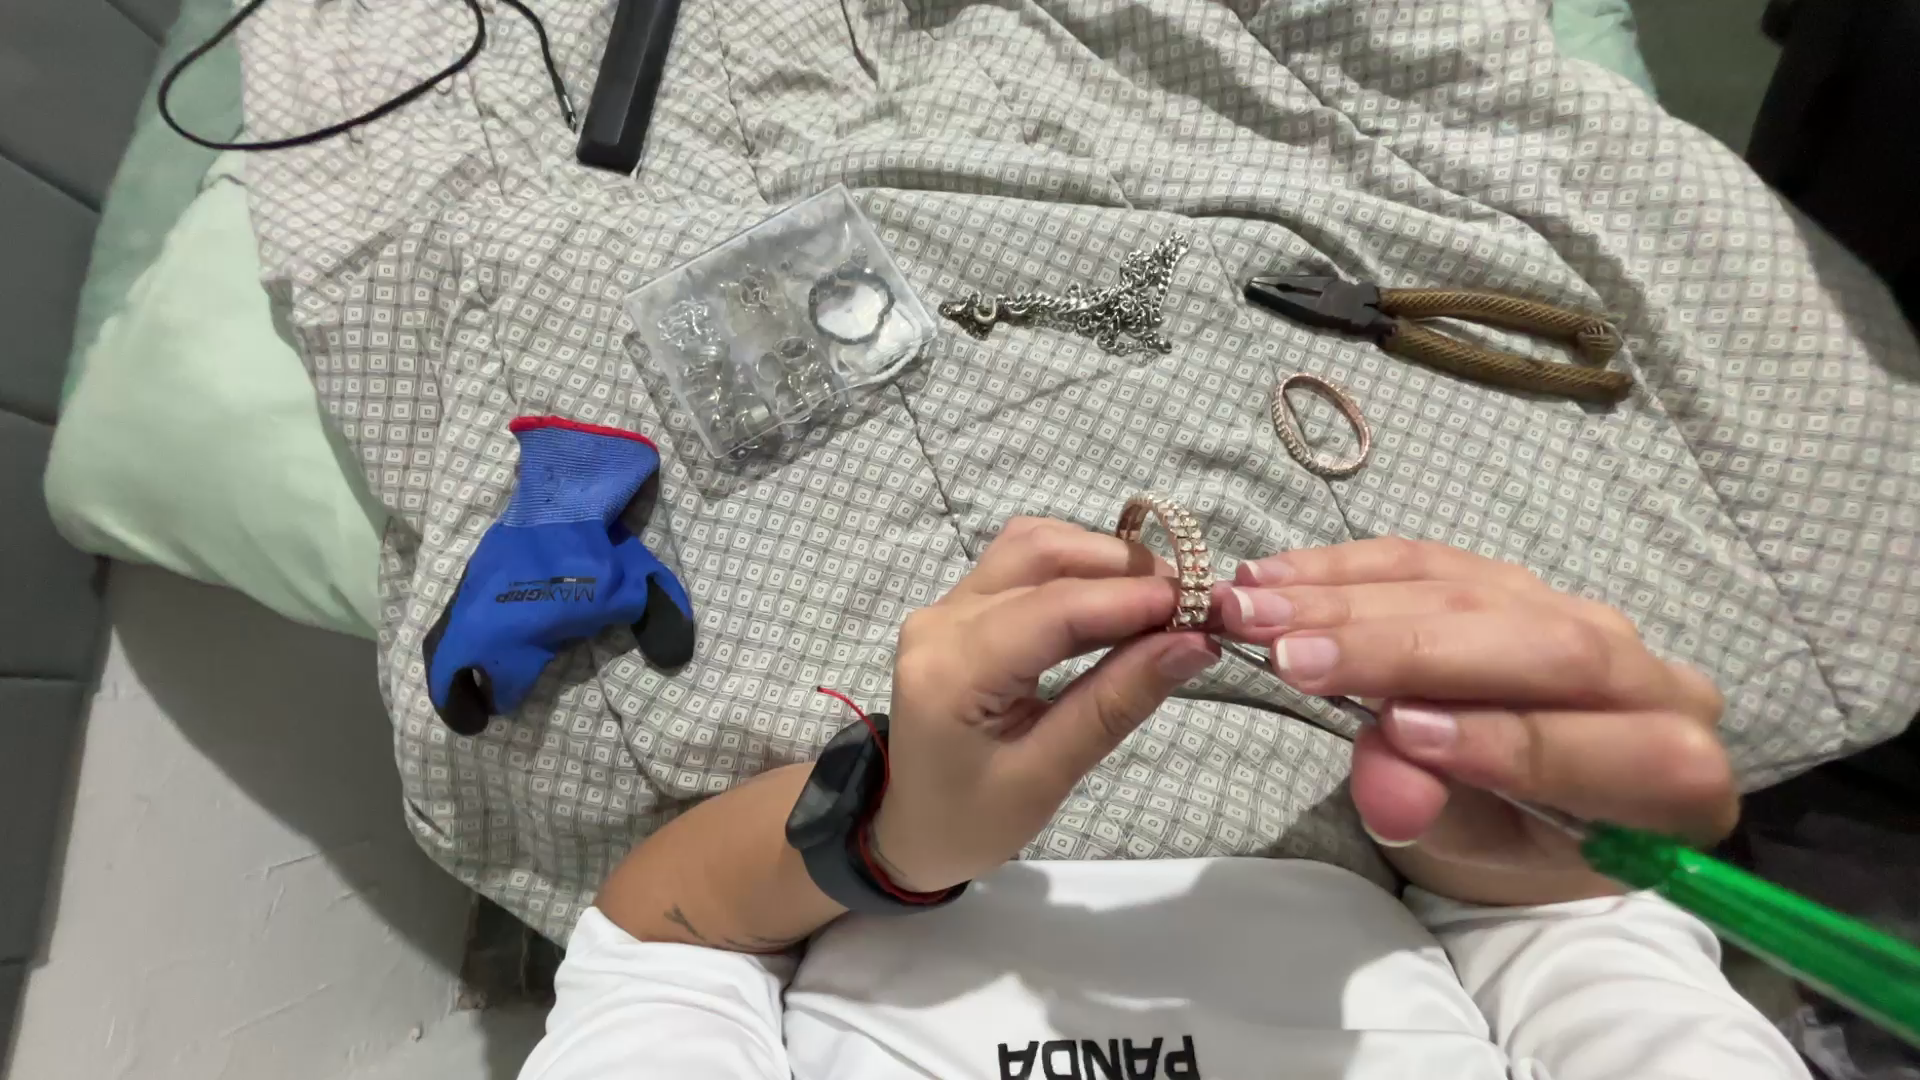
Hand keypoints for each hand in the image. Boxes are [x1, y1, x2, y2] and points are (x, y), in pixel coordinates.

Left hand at [868, 518, 1219, 892]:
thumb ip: (1117, 703)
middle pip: (1040, 555)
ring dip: (1101, 558)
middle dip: (1124, 567)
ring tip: (1160, 598)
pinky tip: (1113, 597)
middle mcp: (940, 621)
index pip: (1053, 608)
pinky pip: (1019, 563)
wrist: (911, 825)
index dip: (1133, 597)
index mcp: (951, 672)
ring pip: (1031, 546)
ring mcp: (943, 607)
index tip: (1207, 604)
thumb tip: (1194, 644)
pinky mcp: (955, 608)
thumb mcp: (1049, 776)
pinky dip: (1075, 567)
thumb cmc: (974, 821)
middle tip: (1193, 601)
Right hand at [1217, 537, 1735, 906]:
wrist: (1514, 784)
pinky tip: (1268, 577)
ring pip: (1459, 588)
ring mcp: (1563, 607)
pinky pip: (1416, 557)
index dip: (1503, 738)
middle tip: (1287, 654)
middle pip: (1530, 643)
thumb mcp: (1471, 846)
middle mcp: (1637, 673)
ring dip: (1341, 598)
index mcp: (1667, 774)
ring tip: (1251, 609)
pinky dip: (1333, 567)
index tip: (1397, 729)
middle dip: (1396, 648)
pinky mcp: (1493, 573)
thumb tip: (1387, 795)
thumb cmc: (1503, 830)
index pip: (1611, 747)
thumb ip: (1438, 814)